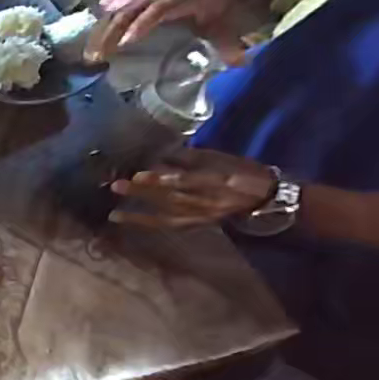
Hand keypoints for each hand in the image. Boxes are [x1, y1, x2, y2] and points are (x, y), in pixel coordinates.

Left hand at [108, 148, 275, 228]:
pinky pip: (169, 225)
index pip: (186, 180)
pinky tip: (127, 221)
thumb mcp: (220, 158)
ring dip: (138, 215)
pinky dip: (147, 223)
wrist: (265, 201)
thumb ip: (190, 157)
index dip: (163, 180)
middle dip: (143, 194)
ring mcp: (200, 217)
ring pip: (166, 216)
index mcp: (217, 180)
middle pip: (170, 199)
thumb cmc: (241, 172)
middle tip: (117, 187)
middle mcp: (207, 202)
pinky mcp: (196, 226)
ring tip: (114, 214)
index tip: (140, 175)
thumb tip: (160, 154)